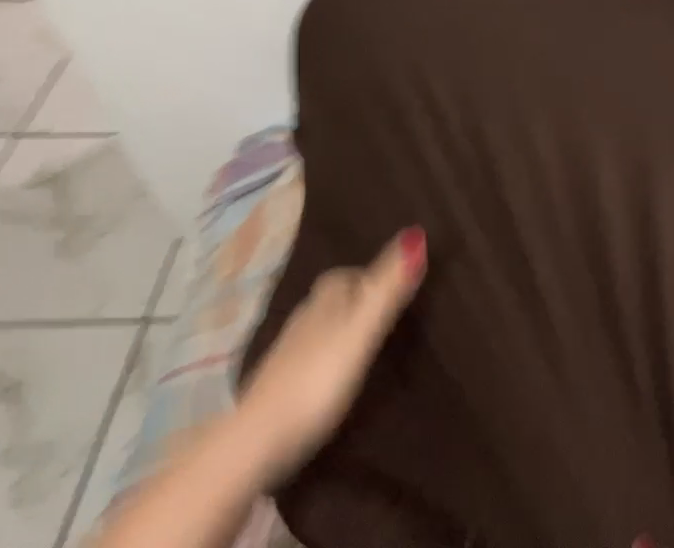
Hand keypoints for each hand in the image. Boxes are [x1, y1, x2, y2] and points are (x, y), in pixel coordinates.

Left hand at [235, 226, 427, 477]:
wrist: (257, 439)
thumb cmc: (317, 380)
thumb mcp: (361, 331)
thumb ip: (388, 289)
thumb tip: (416, 235)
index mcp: (324, 304)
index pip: (345, 276)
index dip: (368, 275)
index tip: (394, 284)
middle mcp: (304, 321)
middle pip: (330, 300)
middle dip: (355, 300)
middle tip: (384, 314)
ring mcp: (288, 355)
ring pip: (319, 328)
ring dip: (341, 329)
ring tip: (367, 344)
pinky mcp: (280, 386)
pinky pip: (310, 358)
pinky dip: (327, 358)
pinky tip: (336, 377)